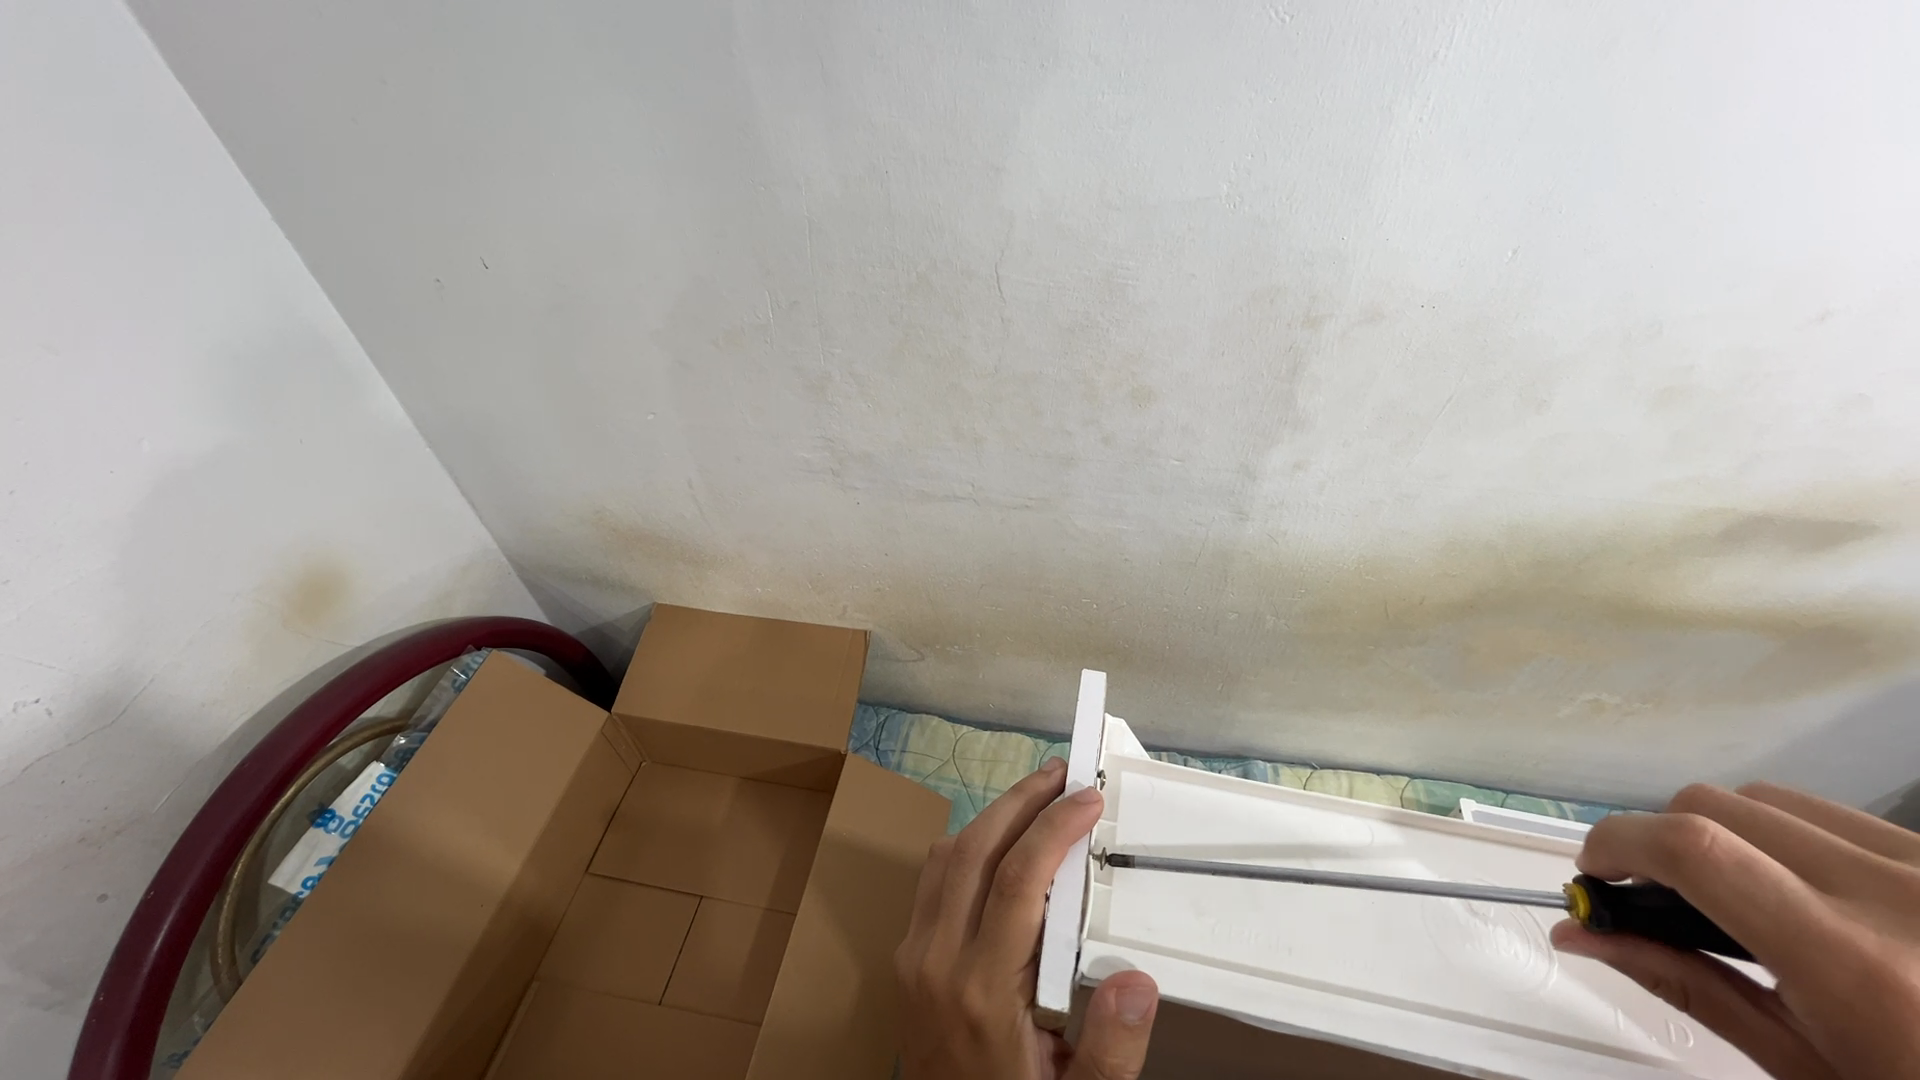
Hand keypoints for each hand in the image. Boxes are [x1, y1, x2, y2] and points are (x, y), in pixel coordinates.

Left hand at [895, 758, 1160, 1078]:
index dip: (1054, 829)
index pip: (1019, 882)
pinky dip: (967, 845)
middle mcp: (938, 961)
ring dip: (992, 817)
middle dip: (1021, 802)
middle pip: (976, 851)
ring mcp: (914, 956)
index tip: (1088, 798)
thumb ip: (1112, 1047)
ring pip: (947, 857)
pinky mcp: (905, 957)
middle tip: (1060, 774)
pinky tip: (998, 840)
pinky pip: (932, 880)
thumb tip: (1138, 979)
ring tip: (1036, 795)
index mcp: (985, 992)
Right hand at [1552, 782, 1919, 1078]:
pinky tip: (1807, 896)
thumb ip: (1683, 984)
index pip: (1691, 848)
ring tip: (1737, 895)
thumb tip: (1580, 932)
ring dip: (1724, 832)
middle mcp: (1899, 896)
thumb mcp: (1804, 1066)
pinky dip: (1790, 840)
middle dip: (1660, 838)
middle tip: (1658, 894)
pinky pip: (1841, 817)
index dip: (1615, 841)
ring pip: (1774, 800)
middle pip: (1716, 804)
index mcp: (1852, 961)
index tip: (1597, 873)